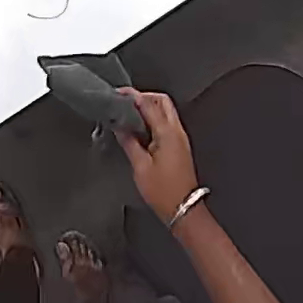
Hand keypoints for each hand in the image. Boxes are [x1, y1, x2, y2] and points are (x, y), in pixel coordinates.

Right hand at [115, 89, 200, 220]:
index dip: (133, 96)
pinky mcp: (179, 146)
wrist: (183, 208)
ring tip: (130, 115)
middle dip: (144, 96)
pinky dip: (154, 120)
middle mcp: (177, 131)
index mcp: (167, 133)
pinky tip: (140, 129)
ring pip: (166, 111)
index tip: (119, 93)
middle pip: (163, 101)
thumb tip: (120, 127)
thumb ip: (129, 142)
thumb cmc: (164, 192)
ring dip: (149, 108)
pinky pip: (167, 123)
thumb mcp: (140, 167)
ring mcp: (180, 138)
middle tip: (126, 102)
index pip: (149, 104)